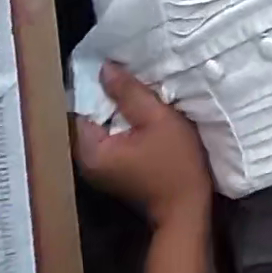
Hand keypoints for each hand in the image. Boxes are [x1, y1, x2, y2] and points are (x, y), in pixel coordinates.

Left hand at [72, 64, 213, 228]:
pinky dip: (125, 122)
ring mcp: (101, 166)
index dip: (98, 83)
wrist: (188, 209)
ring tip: (137, 87)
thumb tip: (105, 68)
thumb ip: (129, 92)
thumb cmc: (175, 164)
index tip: (114, 63)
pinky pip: (113, 135)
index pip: (83, 105)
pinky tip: (141, 110)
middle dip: (110, 94)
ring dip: (119, 107)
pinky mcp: (115, 168)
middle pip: (92, 114)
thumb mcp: (157, 119)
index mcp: (91, 150)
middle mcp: (88, 160)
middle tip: (128, 71)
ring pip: (104, 124)